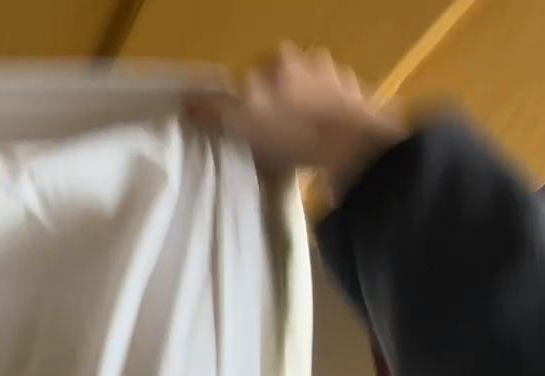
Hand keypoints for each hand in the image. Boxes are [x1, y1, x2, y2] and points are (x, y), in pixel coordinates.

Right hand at [186, 44, 405, 193]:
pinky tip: (323, 142)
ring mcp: (340, 81)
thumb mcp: (241, 121)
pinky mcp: (360, 102)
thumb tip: (184, 102)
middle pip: (288, 78)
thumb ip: (214, 110)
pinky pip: (339, 108)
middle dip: (280, 97)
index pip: (255, 72)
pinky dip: (330, 121)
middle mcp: (312, 61)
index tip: (243, 119)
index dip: (247, 96)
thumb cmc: (290, 132)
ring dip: (308, 107)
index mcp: (281, 62)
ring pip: (316, 90)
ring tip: (299, 138)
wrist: (350, 145)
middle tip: (271, 129)